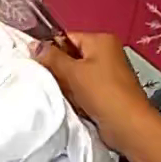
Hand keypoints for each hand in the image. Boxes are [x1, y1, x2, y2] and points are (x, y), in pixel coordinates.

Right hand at [33, 33, 160, 150]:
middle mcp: (105, 52)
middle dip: (59, 70)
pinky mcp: (105, 91)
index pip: (68, 37)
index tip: (37, 64)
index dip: (51, 49)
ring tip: (62, 94)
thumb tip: (33, 44)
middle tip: (50, 82)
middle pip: (71, 56)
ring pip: (75, 74)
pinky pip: (83, 88)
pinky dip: (75, 95)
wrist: (126, 124)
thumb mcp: (73, 72)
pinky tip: (72, 103)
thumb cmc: (101, 93)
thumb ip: (52, 58)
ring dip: (66, 85)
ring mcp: (107, 72)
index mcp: (100, 40)